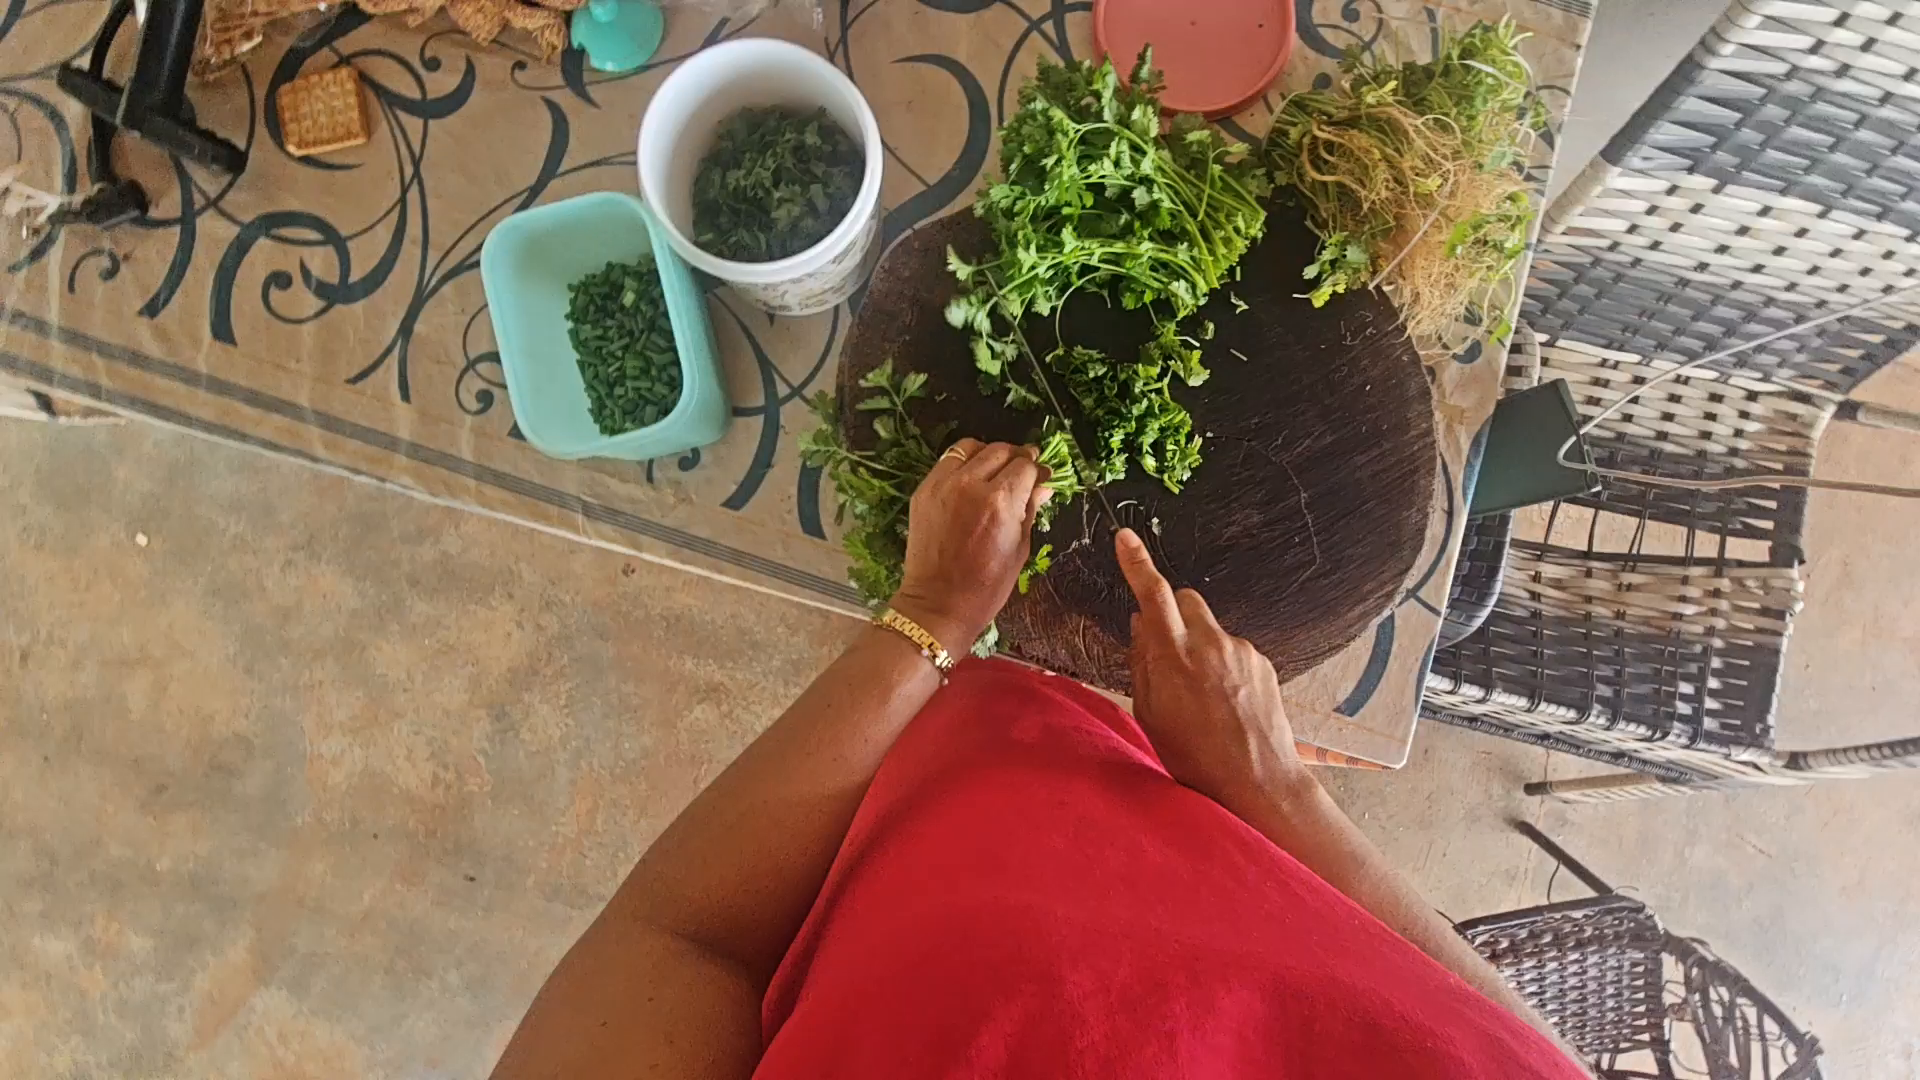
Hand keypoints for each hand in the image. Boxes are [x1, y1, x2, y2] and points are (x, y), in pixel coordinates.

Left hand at [890, 439, 1054, 651]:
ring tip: (996, 470)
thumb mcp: (1019, 549)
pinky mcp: (923, 491)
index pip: (1025, 466)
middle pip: (1001, 451)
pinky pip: (947, 461)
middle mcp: (970, 485)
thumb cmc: (986, 586)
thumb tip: (1043, 486)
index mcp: (1000, 502)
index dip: (1037, 470)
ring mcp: (942, 485)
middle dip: (1017, 458)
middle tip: (1023, 471)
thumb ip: (1030, 509)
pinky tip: (971, 479)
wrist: (938, 604)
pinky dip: (963, 463)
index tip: (1041, 477)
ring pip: (971, 447)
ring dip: (989, 454)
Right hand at [1115, 527, 1307, 806]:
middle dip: (1171, 611)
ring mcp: (1241, 650)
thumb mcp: (1150, 713)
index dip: (1136, 563)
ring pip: (1209, 625)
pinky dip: (1222, 661)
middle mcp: (1211, 644)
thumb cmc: (1194, 756)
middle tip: (1166, 646)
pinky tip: (1224, 698)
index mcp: (1175, 657)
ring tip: (1200, 689)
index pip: (1152, 596)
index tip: (1125, 538)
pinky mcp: (1263, 661)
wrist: (1258, 781)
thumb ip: (1143, 661)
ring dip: (1197, 640)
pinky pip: (1233, 646)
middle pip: (1185, 597)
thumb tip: (1140, 624)